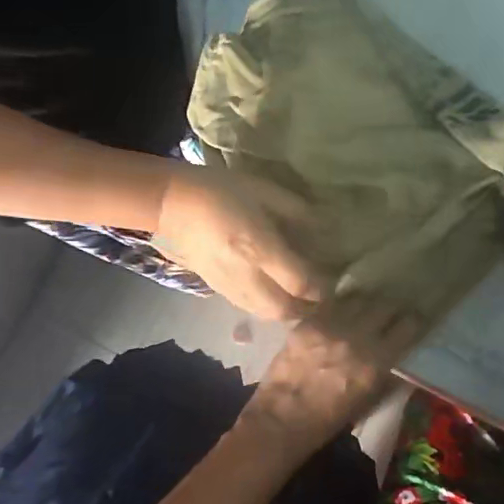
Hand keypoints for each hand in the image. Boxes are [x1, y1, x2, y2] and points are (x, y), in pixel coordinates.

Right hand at [155, 165, 328, 320]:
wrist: (172, 203)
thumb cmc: (221, 189)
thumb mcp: (263, 190)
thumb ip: (295, 210)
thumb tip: (322, 226)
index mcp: (260, 247)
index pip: (299, 282)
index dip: (319, 288)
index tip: (331, 283)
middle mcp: (246, 274)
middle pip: (282, 309)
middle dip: (304, 309)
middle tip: (317, 299)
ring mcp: (229, 286)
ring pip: (264, 314)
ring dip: (285, 313)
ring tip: (298, 301)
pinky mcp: (216, 288)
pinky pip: (247, 308)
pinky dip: (265, 308)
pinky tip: (272, 296)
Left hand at [241, 296, 424, 455]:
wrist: (283, 418)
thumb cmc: (329, 419)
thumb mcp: (369, 401)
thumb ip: (387, 375)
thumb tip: (399, 356)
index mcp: (377, 361)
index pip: (408, 326)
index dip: (415, 320)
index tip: (415, 319)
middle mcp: (357, 337)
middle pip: (385, 305)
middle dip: (392, 306)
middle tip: (392, 309)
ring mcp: (331, 326)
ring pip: (358, 298)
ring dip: (367, 301)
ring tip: (367, 305)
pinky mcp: (308, 322)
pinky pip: (331, 303)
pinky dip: (341, 304)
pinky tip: (342, 309)